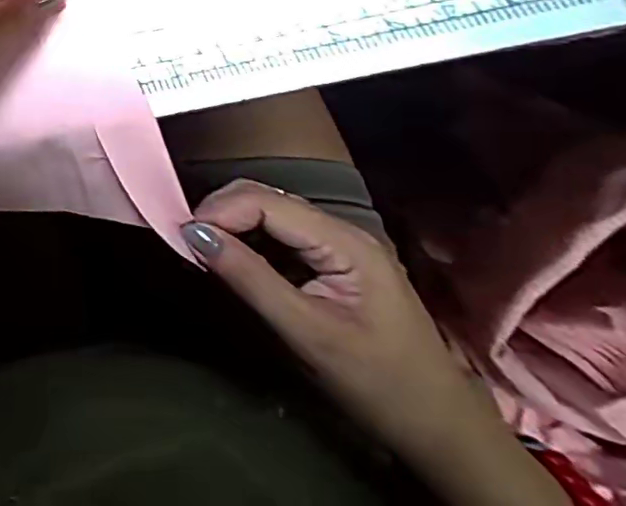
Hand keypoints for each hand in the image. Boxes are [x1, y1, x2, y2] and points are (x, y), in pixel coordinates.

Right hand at [184, 181, 568, 505]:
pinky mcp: (334, 259)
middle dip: (222, 213)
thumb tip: (195, 234)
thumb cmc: (379, 384)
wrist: (441, 428)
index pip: (266, 202)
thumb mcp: (308, 334)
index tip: (183, 237)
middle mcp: (342, 229)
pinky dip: (250, 240)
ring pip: (271, 212)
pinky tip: (234, 259)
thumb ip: (250, 279)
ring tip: (203, 250)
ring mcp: (340, 243)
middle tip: (188, 244)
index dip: (220, 211)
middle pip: (267, 198)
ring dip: (233, 225)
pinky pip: (282, 234)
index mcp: (344, 240)